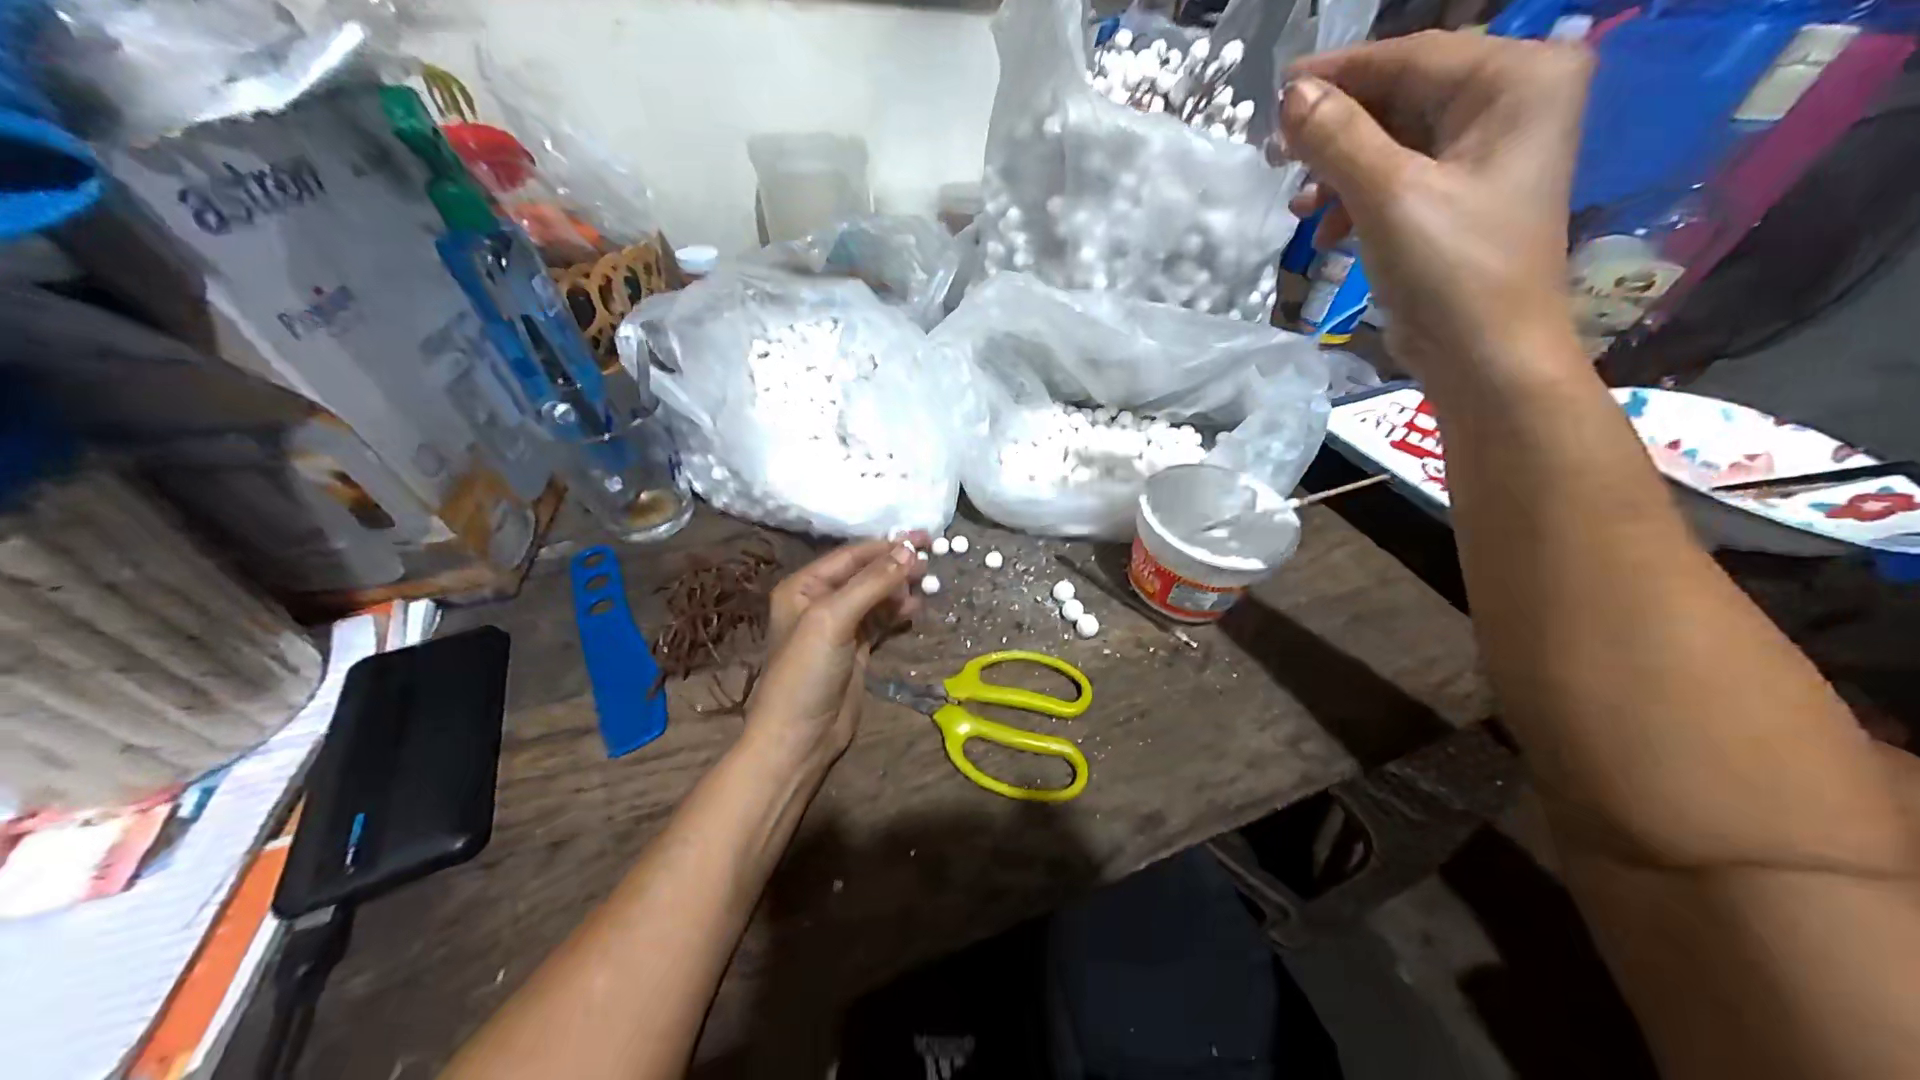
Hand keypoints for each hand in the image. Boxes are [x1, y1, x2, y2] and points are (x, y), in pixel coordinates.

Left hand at [744, 536, 926, 767]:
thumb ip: (871, 583)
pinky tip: (916, 608)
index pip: (851, 556)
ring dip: (900, 588)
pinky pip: (881, 620)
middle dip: (896, 565)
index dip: (886, 546)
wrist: (798, 737)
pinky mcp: (855, 649)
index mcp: (803, 587)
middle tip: (931, 561)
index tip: (922, 538)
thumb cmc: (806, 672)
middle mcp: (819, 601)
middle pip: (865, 573)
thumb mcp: (833, 620)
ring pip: (876, 596)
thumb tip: (909, 551)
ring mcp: (839, 627)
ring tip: (929, 584)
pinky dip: (898, 612)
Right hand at [1278, 31, 1591, 387]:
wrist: (1486, 358)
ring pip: (1392, 138)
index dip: (1339, 73)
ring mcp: (1487, 152)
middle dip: (1335, 131)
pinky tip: (1325, 230)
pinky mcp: (1460, 195)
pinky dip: (1355, 196)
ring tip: (1300, 206)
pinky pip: (1396, 175)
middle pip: (1401, 96)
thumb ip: (1338, 138)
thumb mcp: (1388, 197)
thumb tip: (1289, 95)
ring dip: (1338, 170)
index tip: (1275, 92)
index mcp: (1519, 82)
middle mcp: (1513, 103)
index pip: (1412, 57)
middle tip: (1277, 154)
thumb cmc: (1451, 272)